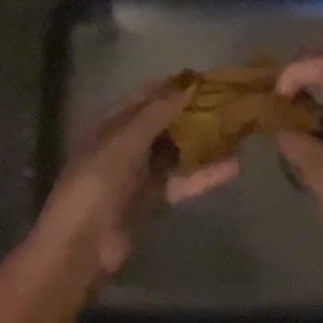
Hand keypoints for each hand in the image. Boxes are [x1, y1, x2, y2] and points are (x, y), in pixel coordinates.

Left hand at [37, 80, 237, 276]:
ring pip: (176, 150)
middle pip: (164, 122)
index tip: (207, 78)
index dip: (172, 86)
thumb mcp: (125, 140)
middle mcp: (126, 143)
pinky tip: (234, 166)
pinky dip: (205, 174)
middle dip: (192, 112)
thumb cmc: (97, 182)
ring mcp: (140, 172)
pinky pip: (183, 180)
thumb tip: (187, 83)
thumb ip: (156, 112)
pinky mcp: (154, 199)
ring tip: (239, 129)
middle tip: (230, 102)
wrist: (83, 244)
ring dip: (202, 141)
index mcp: (110, 123)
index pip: (144, 96)